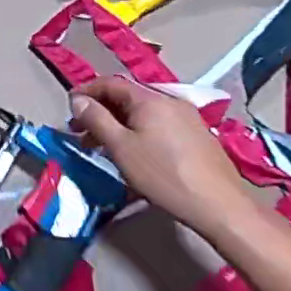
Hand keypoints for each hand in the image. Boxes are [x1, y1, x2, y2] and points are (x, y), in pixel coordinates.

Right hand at [69, 77, 256, 237]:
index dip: (87, 91)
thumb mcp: (121, 147)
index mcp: (150, 100)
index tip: (69, 106)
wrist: (220, 207)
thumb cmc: (164, 175)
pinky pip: (158, 124)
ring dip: (118, 124)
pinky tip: (134, 152)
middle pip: (127, 97)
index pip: (111, 83)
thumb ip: (96, 119)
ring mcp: (187, 118)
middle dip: (100, 111)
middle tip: (81, 131)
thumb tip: (78, 99)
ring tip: (103, 146)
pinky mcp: (197, 136)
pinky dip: (138, 131)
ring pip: (143, 113)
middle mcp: (170, 101)